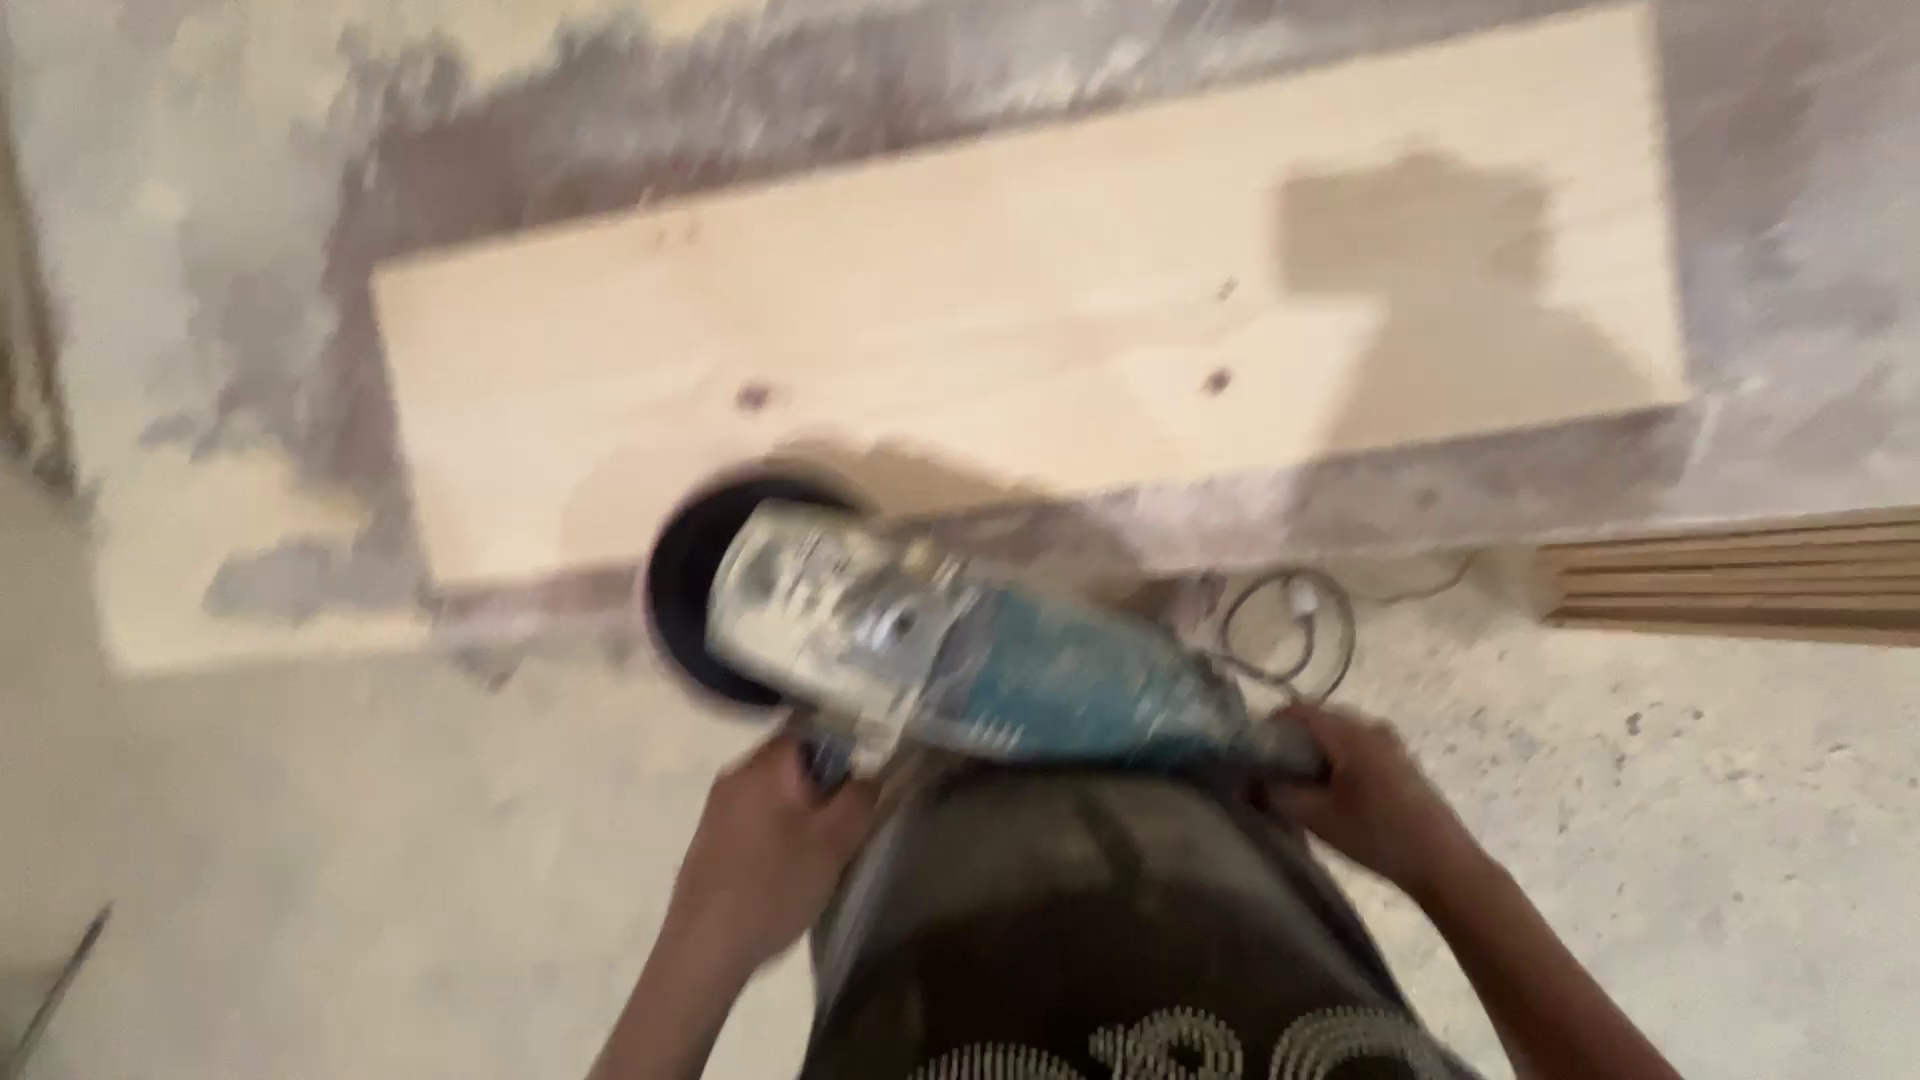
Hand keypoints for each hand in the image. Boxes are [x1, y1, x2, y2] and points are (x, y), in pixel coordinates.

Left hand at [660, 733, 878, 975]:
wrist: (703, 952)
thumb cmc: (774, 888)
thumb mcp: (834, 843)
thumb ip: (859, 798)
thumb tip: (868, 774)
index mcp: (763, 766)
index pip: (810, 730)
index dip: (842, 752)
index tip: (856, 789)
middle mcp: (735, 775)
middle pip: (792, 760)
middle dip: (822, 786)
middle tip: (841, 826)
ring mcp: (717, 807)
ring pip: (774, 790)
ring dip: (801, 810)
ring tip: (817, 852)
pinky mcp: (709, 838)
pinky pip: (755, 814)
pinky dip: (777, 828)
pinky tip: (785, 868)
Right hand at [1269, 703, 1486, 900]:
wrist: (1446, 866)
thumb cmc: (1377, 836)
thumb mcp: (1316, 818)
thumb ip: (1273, 794)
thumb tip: (1241, 782)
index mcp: (1349, 733)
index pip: (1297, 709)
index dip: (1269, 724)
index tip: (1252, 748)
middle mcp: (1371, 727)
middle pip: (1318, 718)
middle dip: (1291, 739)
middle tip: (1271, 768)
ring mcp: (1391, 743)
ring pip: (1338, 734)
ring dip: (1315, 750)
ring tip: (1299, 781)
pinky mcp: (1402, 761)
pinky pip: (1357, 746)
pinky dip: (1337, 758)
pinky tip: (1332, 790)